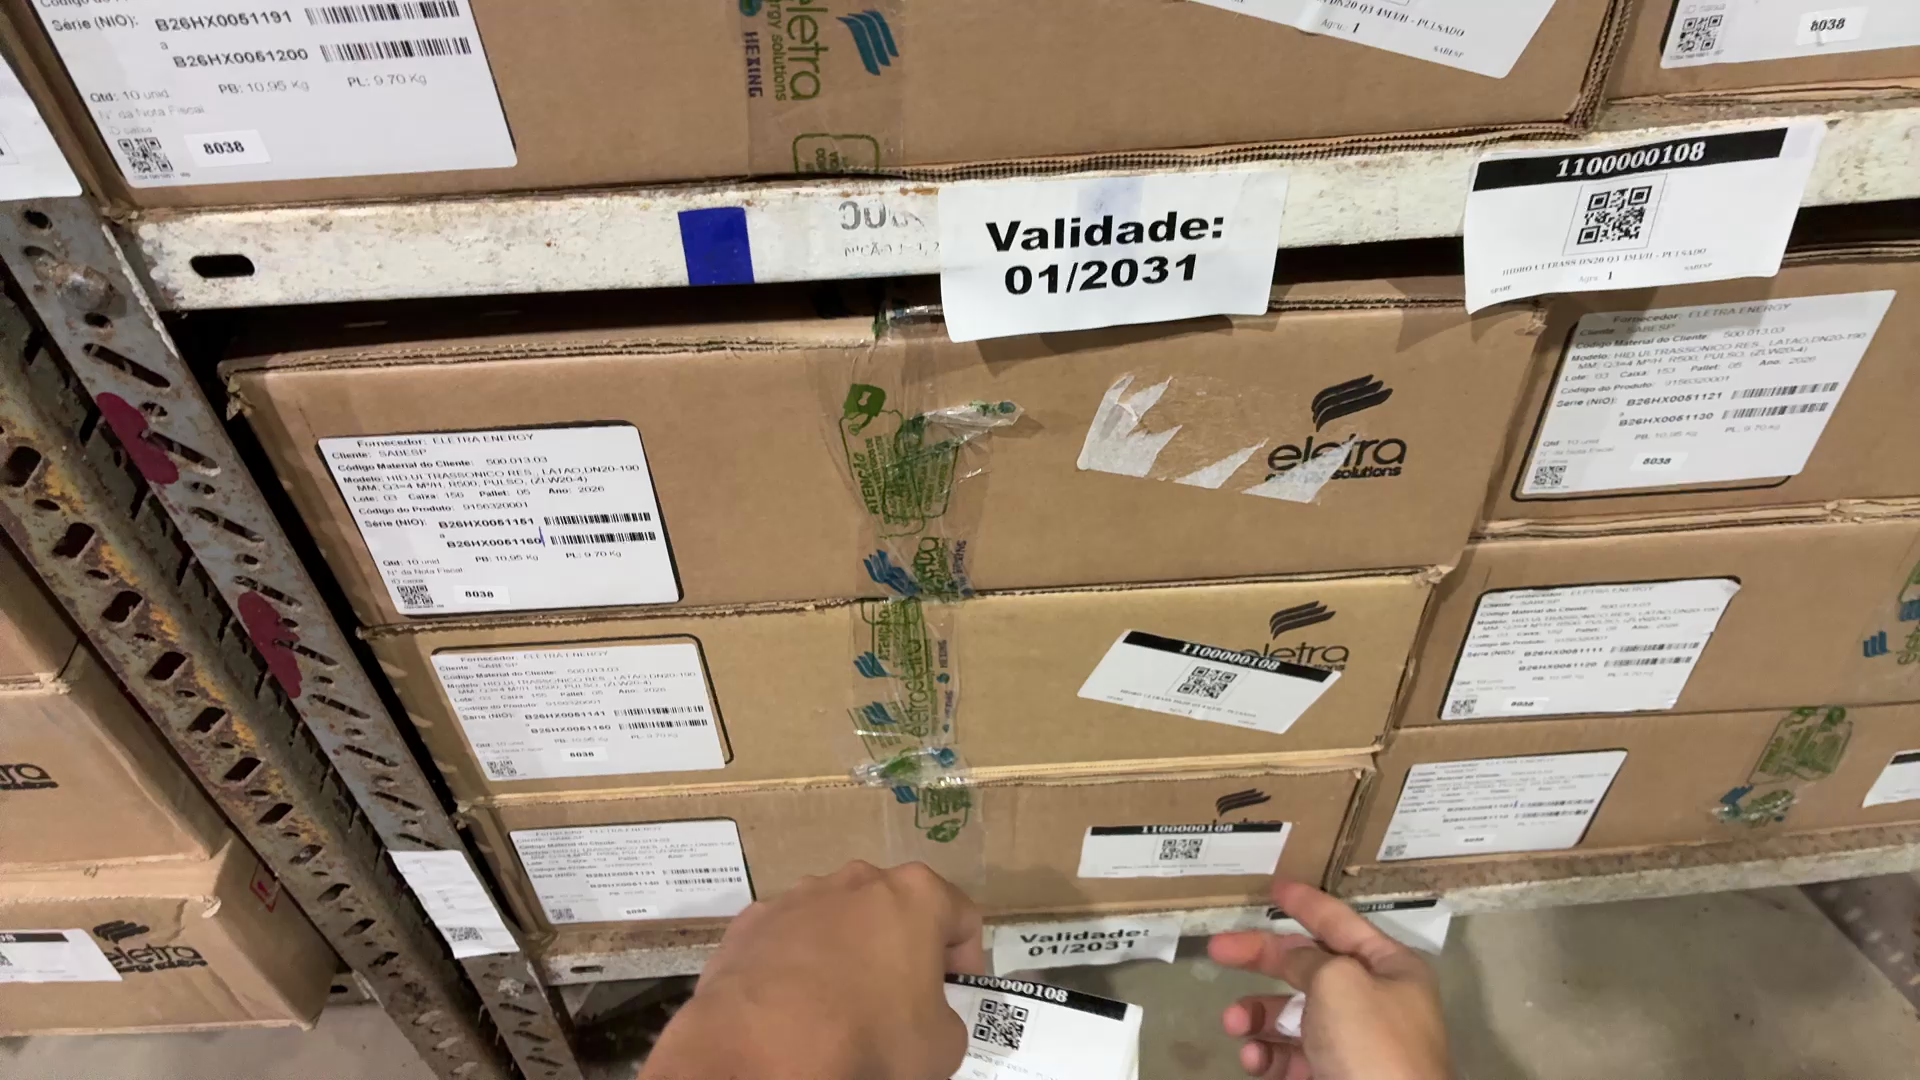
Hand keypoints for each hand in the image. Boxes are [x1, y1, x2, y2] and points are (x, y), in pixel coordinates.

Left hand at [641, 860, 984, 1079]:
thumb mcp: (940, 1048)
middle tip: (899, 1006)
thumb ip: (948, 1019)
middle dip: (903, 952)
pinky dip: (798, 965)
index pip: (962, 917)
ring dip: (849, 953)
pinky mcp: (756, 918)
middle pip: (897, 910)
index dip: (966, 962)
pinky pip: (791, 938)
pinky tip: (792, 1009)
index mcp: (916, 893)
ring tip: (837, 1010)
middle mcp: (861, 878)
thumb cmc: (868, 1038)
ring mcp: (803, 893)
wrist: (760, 1051)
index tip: (953, 1000)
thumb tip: (930, 1019)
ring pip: (841, 919)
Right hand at [1207, 881, 1449, 1079]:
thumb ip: (1306, 957)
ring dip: (1256, 1015)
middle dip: (1260, 959)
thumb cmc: (1371, 1045)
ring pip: (1292, 1014)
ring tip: (1233, 1025)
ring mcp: (1355, 1045)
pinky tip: (1252, 1059)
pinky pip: (1292, 1056)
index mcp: (1389, 969)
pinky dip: (1267, 1054)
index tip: (1275, 888)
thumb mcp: (1336, 980)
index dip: (1306, 903)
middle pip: (1305, 965)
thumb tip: (1293, 955)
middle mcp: (1375, 1002)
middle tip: (1216, 951)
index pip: (1339, 922)